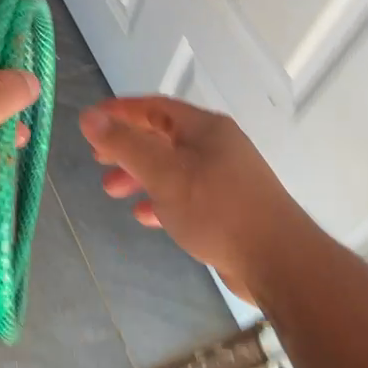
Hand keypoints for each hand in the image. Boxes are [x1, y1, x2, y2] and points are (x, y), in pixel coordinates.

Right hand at [80, 96, 310, 301]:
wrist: (278, 261)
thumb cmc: (216, 209)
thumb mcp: (163, 173)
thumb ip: (125, 144)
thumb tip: (89, 116)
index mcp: (205, 128)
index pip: (155, 107)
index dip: (120, 111)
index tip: (91, 119)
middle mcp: (217, 147)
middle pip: (163, 137)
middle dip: (127, 148)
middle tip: (97, 161)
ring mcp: (225, 178)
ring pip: (172, 169)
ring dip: (140, 177)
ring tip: (112, 192)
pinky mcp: (229, 209)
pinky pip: (186, 195)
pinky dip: (162, 201)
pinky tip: (146, 217)